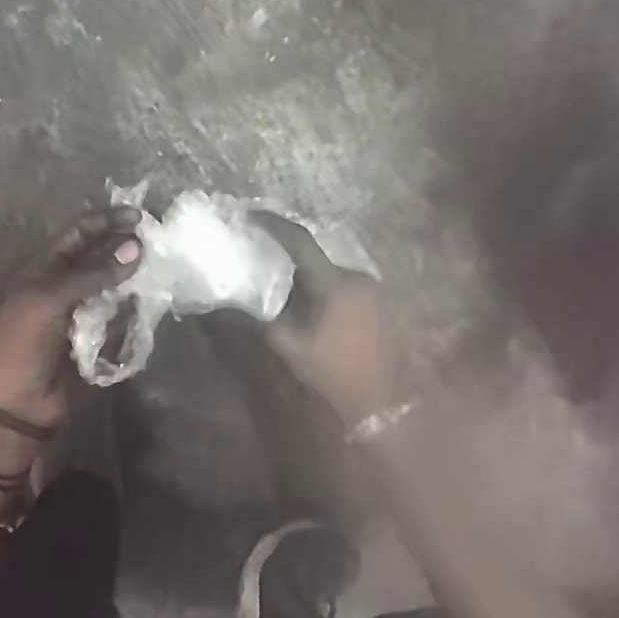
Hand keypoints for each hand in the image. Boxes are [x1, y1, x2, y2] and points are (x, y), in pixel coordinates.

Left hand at [0, 207, 142, 428]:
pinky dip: (135, 308)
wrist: (19, 401)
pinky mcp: (98, 335)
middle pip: (101, 256)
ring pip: (115, 285)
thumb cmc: (24, 343)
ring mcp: (83, 310)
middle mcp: (66, 283)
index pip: (80, 232)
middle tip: (159, 244)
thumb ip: (93, 274)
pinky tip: (152, 302)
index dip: (107, 220)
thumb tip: (136, 247)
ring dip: (135, 278)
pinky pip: (121, 314)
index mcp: (46, 267)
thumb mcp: (51, 301)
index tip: (140, 218)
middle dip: (126, 247)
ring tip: (161, 271)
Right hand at [251, 212, 395, 425]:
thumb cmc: (334, 373)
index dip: (274, 225)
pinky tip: (317, 314)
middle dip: (289, 265)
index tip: (252, 215)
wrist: (384, 402)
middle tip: (265, 273)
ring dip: (310, 282)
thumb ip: (262, 320)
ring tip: (289, 300)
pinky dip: (327, 292)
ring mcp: (374, 289)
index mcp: (334, 284)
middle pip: (315, 261)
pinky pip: (346, 287)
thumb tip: (234, 302)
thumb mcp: (290, 347)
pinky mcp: (382, 302)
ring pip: (330, 275)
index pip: (300, 242)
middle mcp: (358, 277)